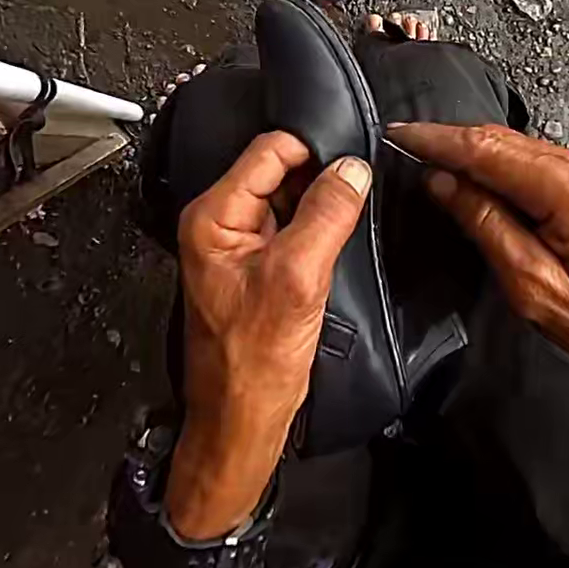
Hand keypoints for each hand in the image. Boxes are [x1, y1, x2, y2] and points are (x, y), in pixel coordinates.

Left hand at [167, 132, 370, 538]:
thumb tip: (352, 170)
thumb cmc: (251, 363)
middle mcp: (222, 223)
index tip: (350, 161)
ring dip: (321, 202)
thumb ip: (326, 216)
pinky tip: (335, 240)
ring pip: (290, 196)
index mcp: (214, 217)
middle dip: (319, 176)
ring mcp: (242, 243)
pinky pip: (294, 224)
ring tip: (346, 221)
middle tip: (353, 194)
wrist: (243, 418)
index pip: (268, 151)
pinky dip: (318, 225)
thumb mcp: (297, 279)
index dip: (312, 149)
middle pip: (279, 170)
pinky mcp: (261, 262)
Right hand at [387, 122, 568, 410]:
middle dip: (445, 139)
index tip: (398, 135)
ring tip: (426, 156)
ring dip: (466, 149)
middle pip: (496, 139)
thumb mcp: (534, 287)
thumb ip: (486, 226)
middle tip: (402, 143)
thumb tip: (445, 184)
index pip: (483, 148)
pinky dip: (491, 162)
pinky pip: (527, 161)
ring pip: (511, 146)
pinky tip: (470, 174)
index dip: (434, 139)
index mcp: (566, 189)